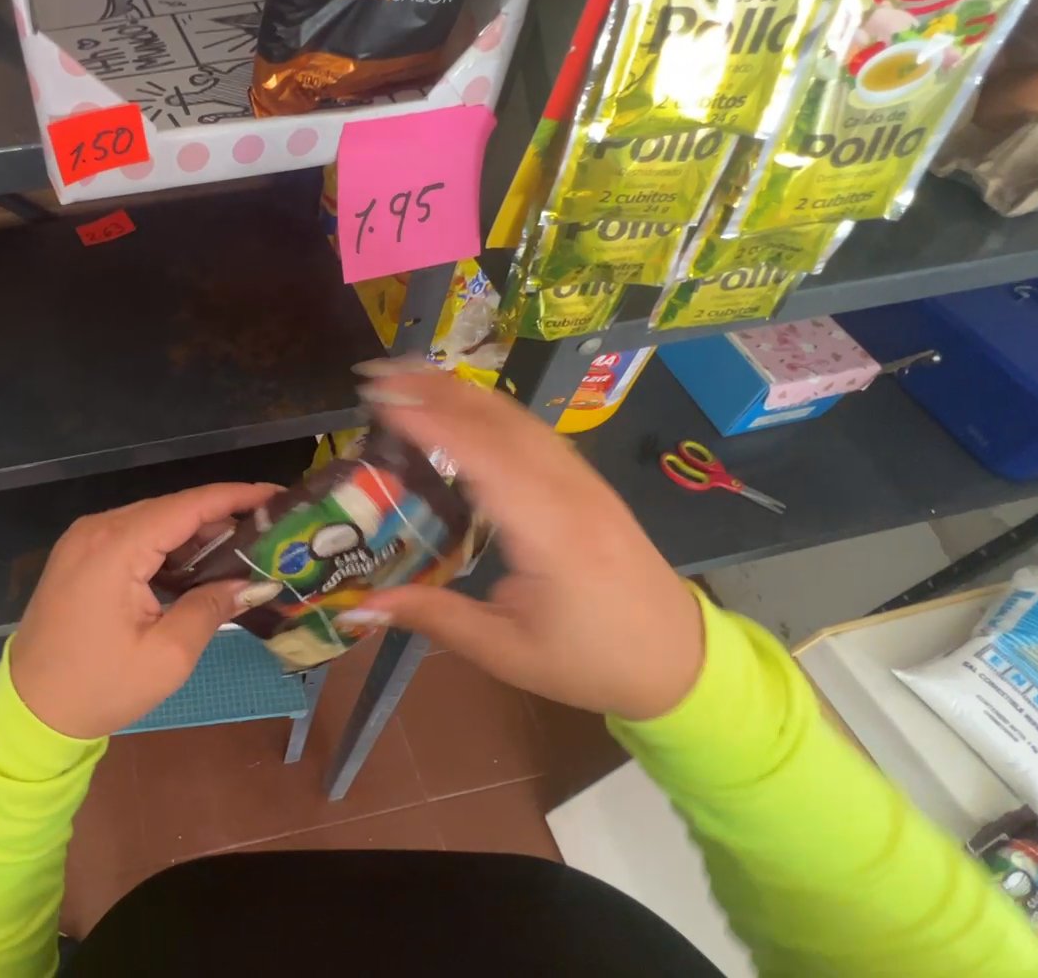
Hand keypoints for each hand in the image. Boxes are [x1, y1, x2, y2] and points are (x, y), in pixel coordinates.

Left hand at [11, 482, 285, 738]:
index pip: (187, 506)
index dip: (235, 497)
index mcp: (115, 548)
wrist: (29, 710)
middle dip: (220, 516)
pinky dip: (166, 545)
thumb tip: (252, 583)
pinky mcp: (79, 555)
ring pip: (151, 520)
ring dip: (194, 532)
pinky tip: (197, 562)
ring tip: (243, 547)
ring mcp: (83, 540)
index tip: (276, 495)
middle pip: (170, 508)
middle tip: (268, 530)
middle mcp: (96, 530)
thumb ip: (211, 609)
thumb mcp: (167, 656)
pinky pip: (132, 535)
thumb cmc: (99, 686)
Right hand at [355, 367, 703, 720]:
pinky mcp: (586, 481)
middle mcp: (570, 492)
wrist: (679, 662)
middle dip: (436, 390)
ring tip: (406, 376)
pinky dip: (487, 407)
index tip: (379, 402)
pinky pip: (531, 430)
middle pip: (499, 421)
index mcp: (552, 532)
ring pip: (517, 418)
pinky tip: (460, 404)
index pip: (484, 457)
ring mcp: (583, 480)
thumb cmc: (590, 661)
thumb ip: (434, 617)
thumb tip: (358, 607)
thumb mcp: (506, 652)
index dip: (430, 424)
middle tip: (377, 376)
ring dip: (460, 391)